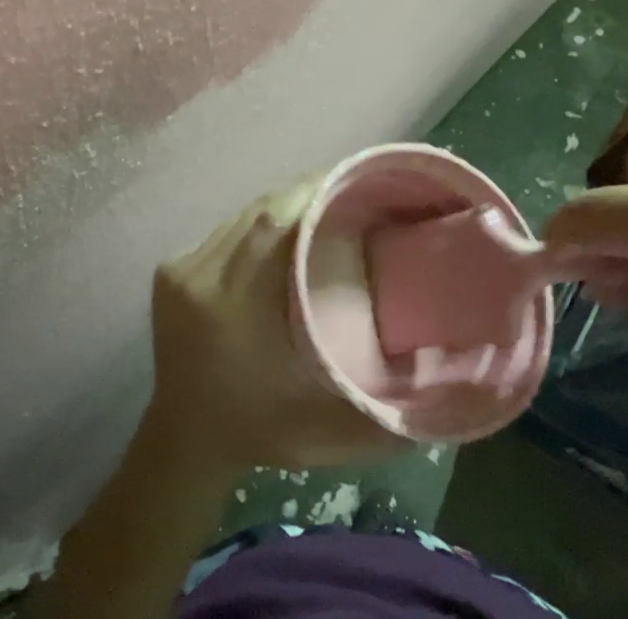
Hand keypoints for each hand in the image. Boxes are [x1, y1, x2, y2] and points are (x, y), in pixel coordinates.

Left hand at [146, 177, 413, 471]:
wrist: (184, 439)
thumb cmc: (260, 434)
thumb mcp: (326, 433)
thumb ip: (385, 410)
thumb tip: (456, 385)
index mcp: (235, 309)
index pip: (275, 226)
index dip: (317, 197)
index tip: (361, 188)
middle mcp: (202, 279)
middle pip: (259, 212)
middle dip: (307, 193)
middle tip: (353, 190)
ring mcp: (180, 269)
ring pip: (240, 217)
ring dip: (282, 205)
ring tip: (325, 202)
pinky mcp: (171, 268)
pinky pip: (222, 231)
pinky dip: (257, 223)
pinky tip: (284, 226)